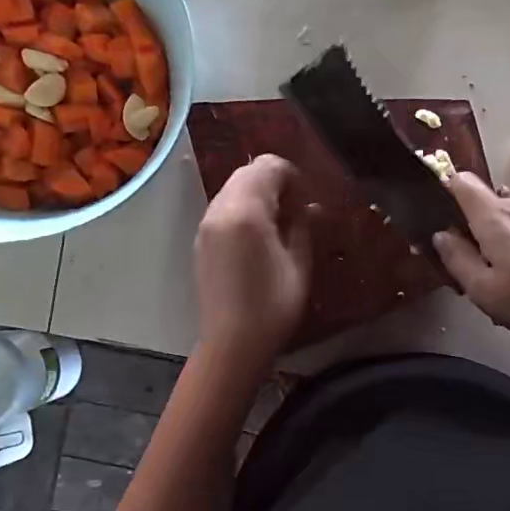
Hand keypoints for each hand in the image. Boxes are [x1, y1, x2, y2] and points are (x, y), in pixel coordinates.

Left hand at [194, 155, 312, 359]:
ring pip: (232, 189)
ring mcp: (206, 225)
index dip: (292, 176)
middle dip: (273, 182)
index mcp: (246, 211)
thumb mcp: (299, 265)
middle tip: (295, 211)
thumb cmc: (273, 307)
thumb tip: (309, 207)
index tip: (306, 201)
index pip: (268, 167)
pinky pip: (223, 209)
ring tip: (278, 225)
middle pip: (247, 172)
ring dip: (257, 195)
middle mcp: (220, 210)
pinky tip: (258, 239)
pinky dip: (242, 210)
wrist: (231, 344)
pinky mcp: (200, 241)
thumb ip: (303, 227)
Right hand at [432, 173, 509, 347]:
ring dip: (500, 241)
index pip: (462, 182)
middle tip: (471, 268)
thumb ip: (456, 259)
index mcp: (495, 216)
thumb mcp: (484, 291)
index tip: (438, 218)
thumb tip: (441, 235)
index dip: (444, 191)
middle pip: (486, 204)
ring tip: (505, 279)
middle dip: (472, 228)